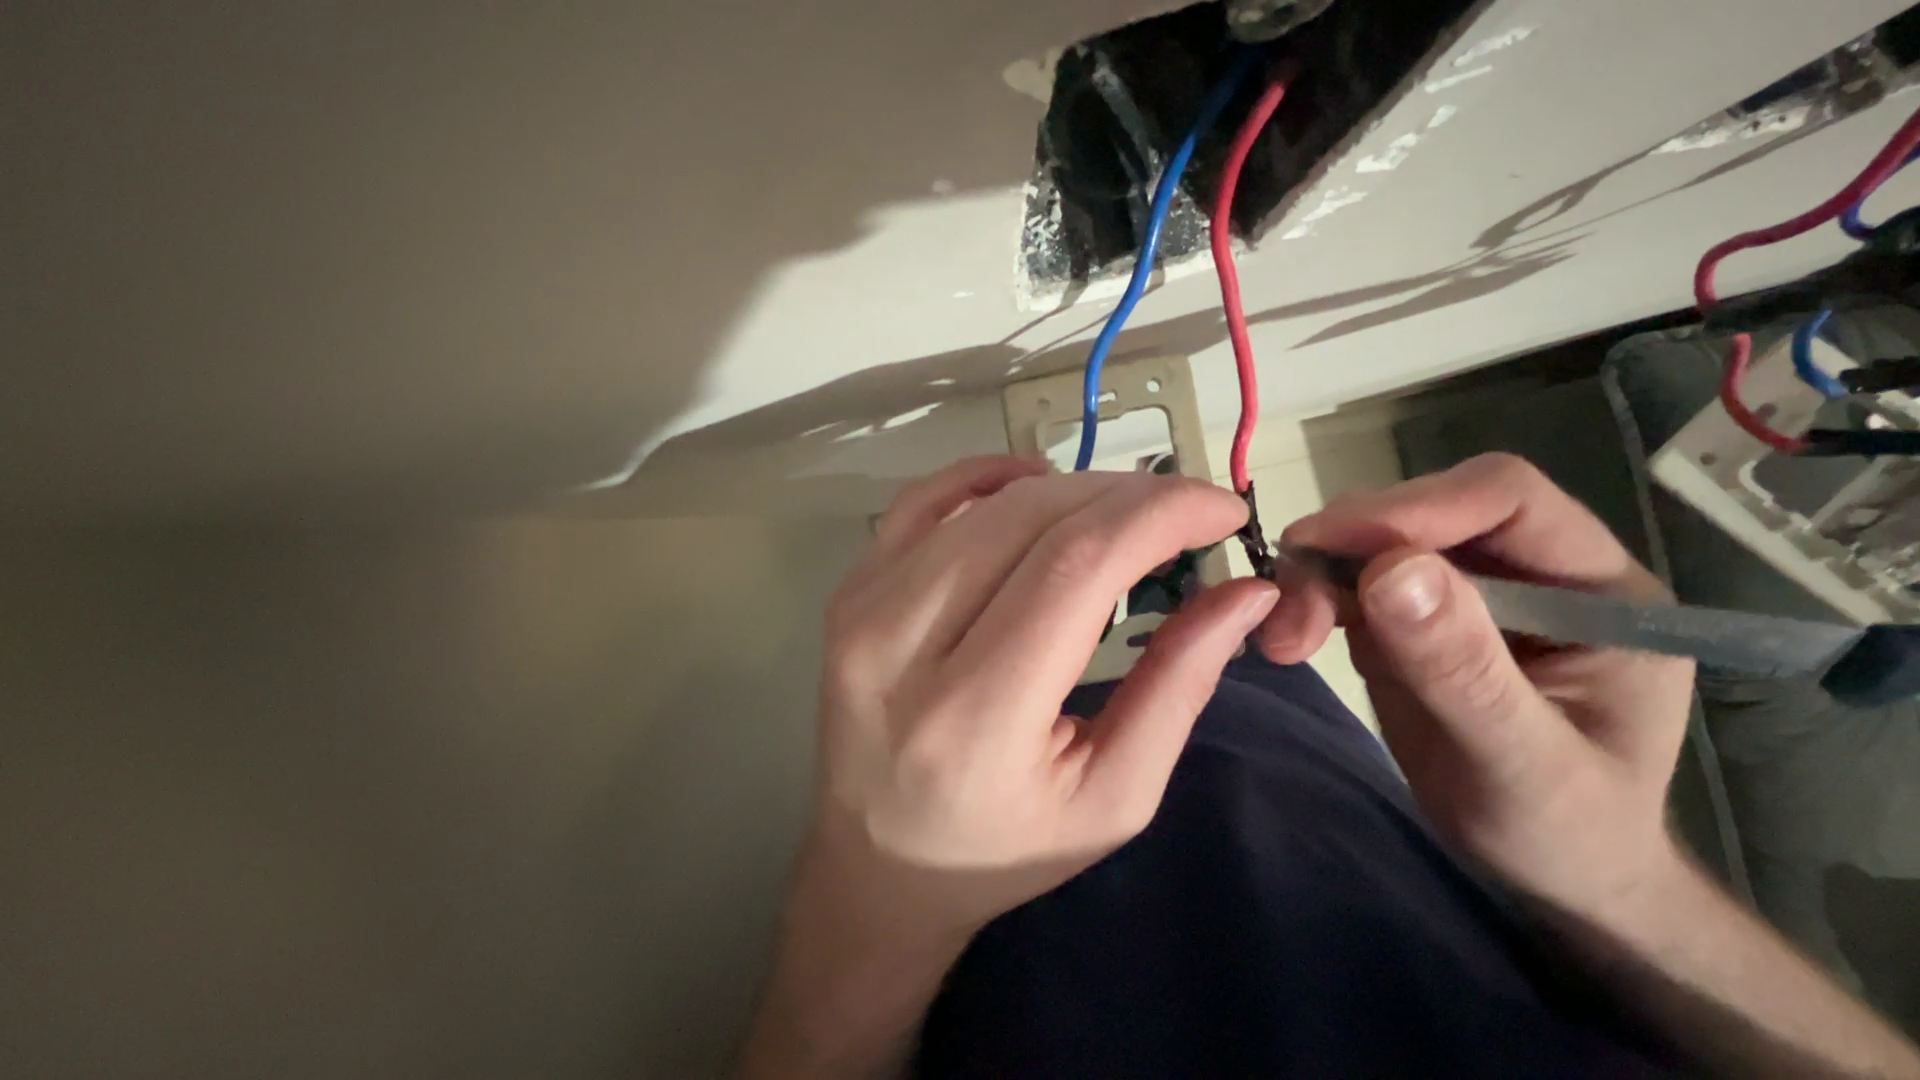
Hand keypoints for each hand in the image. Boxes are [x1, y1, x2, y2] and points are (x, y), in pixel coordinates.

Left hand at [799, 456, 1278, 944]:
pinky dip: (991, 477)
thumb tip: (1245, 591)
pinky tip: (1042, 491)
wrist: (878, 863)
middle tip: (1186, 513)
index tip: (1222, 508)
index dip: (1159, 516)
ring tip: (1128, 515)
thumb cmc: (1002, 848)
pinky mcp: (850, 591)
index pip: (1075, 567)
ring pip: (985, 502)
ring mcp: (862, 609)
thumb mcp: (1112, 798)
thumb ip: (1178, 687)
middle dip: (1129, 496)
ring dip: (1073, 488)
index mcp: (973, 716)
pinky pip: (924, 499)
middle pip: (1032, 519)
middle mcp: (900, 647)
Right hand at [1257, 453, 1693, 916]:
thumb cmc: (1564, 831)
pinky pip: (1351, 579)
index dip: (1419, 508)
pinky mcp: (1414, 614)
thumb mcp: (1522, 765)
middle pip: (1430, 510)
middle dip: (1351, 544)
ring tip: (1283, 634)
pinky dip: (1311, 597)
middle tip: (1286, 601)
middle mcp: (1531, 570)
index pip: (1508, 502)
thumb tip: (1389, 568)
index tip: (1333, 545)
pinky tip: (1289, 635)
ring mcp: (1469, 590)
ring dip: (1318, 572)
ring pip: (1378, 539)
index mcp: (1596, 589)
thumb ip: (1463, 669)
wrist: (1547, 872)